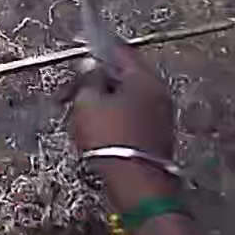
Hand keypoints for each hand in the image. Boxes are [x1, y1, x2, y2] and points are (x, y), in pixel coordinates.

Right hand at [68, 41, 183, 209]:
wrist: (137, 186)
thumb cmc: (110, 139)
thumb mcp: (88, 103)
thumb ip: (88, 79)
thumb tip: (91, 66)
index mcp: (144, 79)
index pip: (119, 50)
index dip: (96, 47)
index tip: (79, 51)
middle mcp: (158, 93)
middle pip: (124, 73)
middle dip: (98, 78)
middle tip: (73, 88)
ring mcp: (160, 115)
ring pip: (126, 95)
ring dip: (104, 97)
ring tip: (81, 111)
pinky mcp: (156, 135)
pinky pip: (131, 113)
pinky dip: (113, 113)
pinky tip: (96, 126)